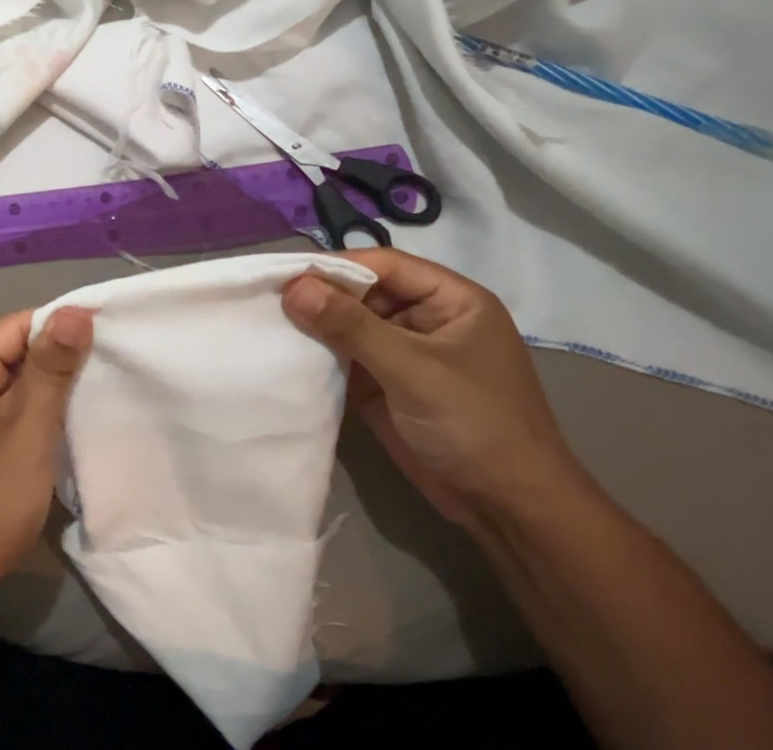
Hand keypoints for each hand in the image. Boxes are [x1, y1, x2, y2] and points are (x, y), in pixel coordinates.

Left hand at [0, 307, 93, 598]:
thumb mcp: (29, 428)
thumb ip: (52, 367)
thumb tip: (77, 310)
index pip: (16, 326)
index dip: (62, 328)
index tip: (110, 338)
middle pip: (13, 348)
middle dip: (57, 357)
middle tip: (109, 368)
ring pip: (14, 376)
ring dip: (50, 384)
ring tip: (96, 390)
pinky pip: (8, 401)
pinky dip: (36, 406)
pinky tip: (66, 417)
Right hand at [281, 249, 587, 531]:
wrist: (505, 506)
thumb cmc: (473, 424)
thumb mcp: (412, 369)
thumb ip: (352, 325)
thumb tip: (294, 287)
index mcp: (452, 301)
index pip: (386, 265)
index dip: (337, 267)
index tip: (285, 275)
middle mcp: (427, 320)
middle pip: (364, 293)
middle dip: (321, 297)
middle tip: (267, 301)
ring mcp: (405, 354)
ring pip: (351, 326)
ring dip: (315, 327)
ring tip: (266, 324)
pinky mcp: (385, 386)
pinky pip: (346, 359)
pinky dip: (319, 357)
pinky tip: (284, 354)